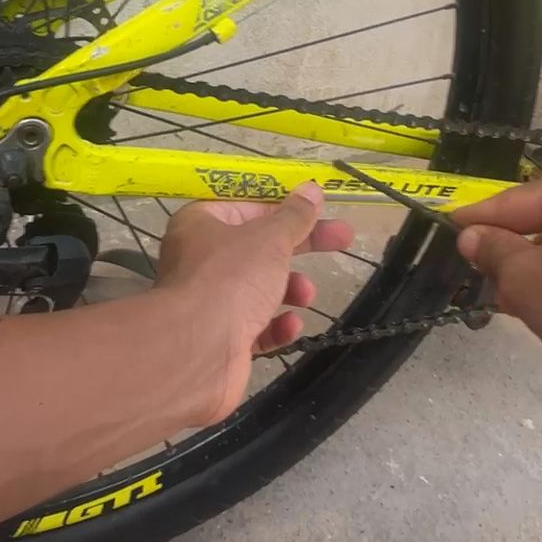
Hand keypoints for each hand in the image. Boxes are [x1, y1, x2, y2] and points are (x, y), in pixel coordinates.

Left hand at [151, 182, 352, 424]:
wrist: (198, 351)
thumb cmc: (231, 278)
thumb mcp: (270, 239)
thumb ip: (294, 216)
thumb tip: (311, 189)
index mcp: (201, 223)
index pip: (246, 205)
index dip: (283, 206)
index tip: (317, 208)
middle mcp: (200, 259)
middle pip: (259, 245)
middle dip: (301, 245)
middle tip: (343, 238)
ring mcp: (208, 301)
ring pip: (258, 287)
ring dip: (288, 288)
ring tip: (306, 294)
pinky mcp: (219, 338)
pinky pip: (254, 325)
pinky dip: (275, 324)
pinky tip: (290, 326)